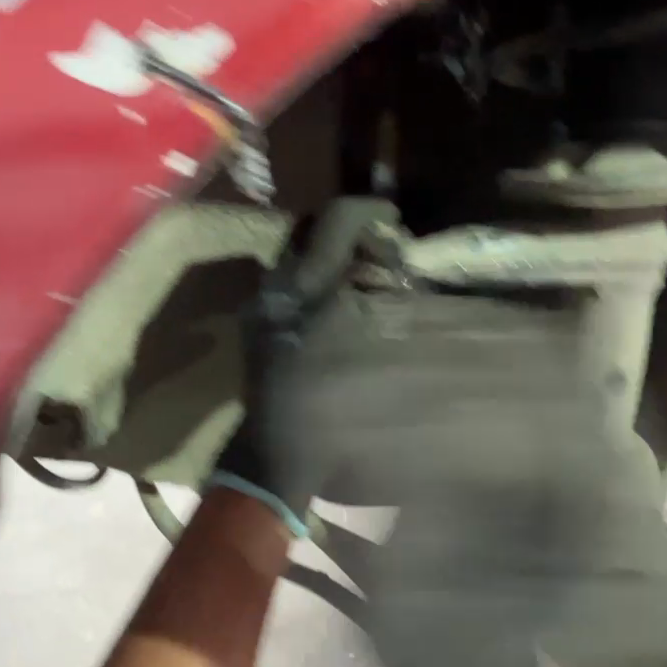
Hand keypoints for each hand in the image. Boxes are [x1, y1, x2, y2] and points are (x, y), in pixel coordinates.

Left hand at [205, 197, 400, 538]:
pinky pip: (291, 282)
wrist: (274, 454)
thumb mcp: (377, 356)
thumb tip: (408, 274)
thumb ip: (392, 306)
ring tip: (370, 279)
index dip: (370, 212)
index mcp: (308, 288)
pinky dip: (321, 280)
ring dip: (337, 257)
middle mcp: (279, 286)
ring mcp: (262, 303)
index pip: (336, 220)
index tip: (394, 223)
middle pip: (313, 231)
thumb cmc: (335, 412)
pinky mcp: (257, 321)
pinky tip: (346, 306)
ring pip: (301, 255)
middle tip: (386, 254)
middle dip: (353, 235)